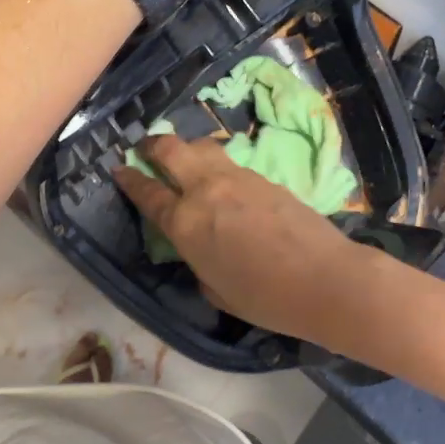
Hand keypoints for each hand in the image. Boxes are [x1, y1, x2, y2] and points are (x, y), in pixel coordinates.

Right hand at [112, 134, 385, 345]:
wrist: (326, 280)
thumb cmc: (265, 298)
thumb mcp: (215, 289)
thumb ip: (198, 261)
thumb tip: (200, 248)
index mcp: (185, 223)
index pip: (147, 193)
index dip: (129, 178)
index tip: (118, 167)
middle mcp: (205, 191)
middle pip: (171, 149)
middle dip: (153, 145)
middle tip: (145, 147)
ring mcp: (236, 179)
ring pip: (201, 146)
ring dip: (186, 148)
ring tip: (184, 158)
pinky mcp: (263, 178)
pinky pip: (229, 163)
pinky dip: (216, 164)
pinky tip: (222, 182)